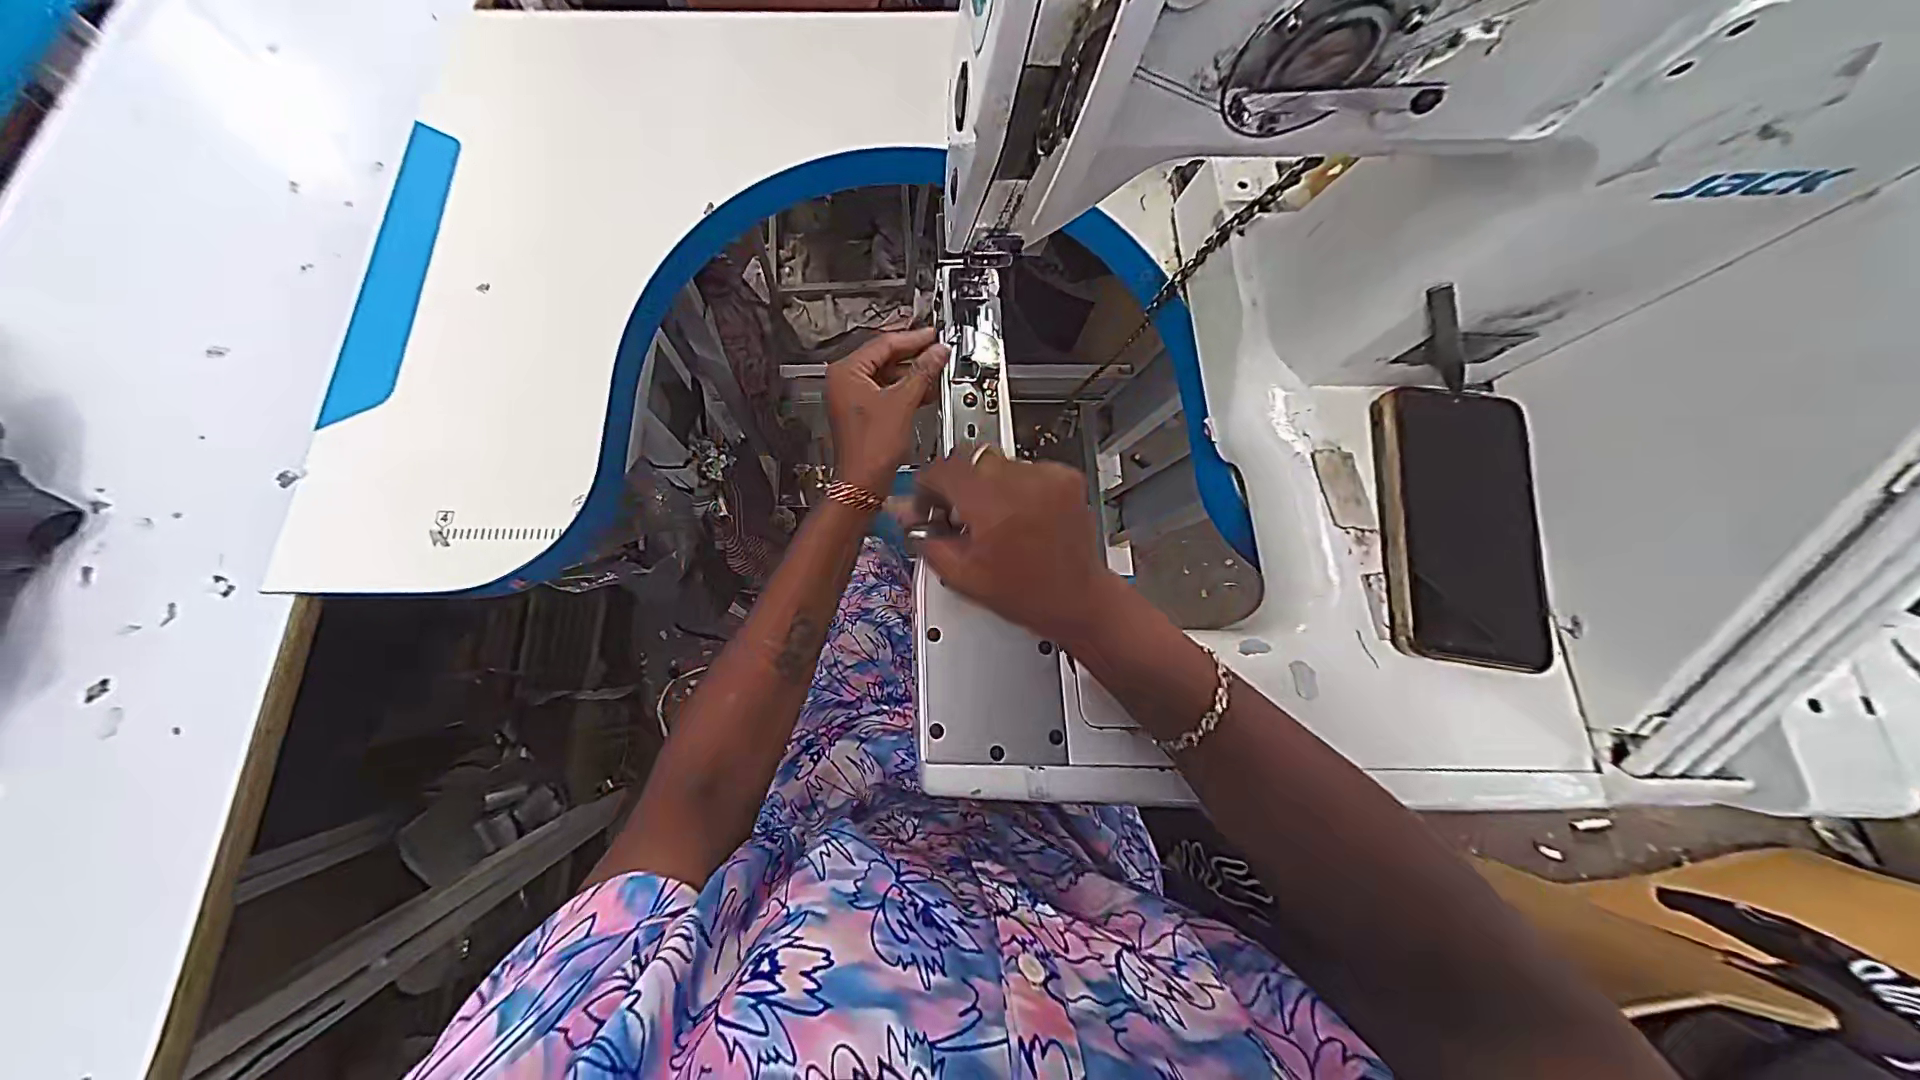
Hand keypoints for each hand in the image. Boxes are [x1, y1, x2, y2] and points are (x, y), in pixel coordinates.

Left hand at [826, 328, 948, 496]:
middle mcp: (844, 381)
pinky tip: (924, 390)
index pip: (883, 343)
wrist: (864, 482)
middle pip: (884, 357)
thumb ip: (922, 372)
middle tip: (937, 351)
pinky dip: (906, 390)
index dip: (912, 339)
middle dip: (913, 356)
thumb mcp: (902, 402)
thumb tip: (937, 352)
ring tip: (935, 371)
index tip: (932, 335)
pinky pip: (886, 391)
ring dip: (912, 374)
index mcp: (845, 372)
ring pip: (887, 375)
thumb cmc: (870, 448)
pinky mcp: (863, 412)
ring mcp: (852, 397)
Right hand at [908, 446, 1123, 647]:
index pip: (943, 469)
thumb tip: (905, 513)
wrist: (1077, 599)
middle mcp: (1022, 483)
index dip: (928, 486)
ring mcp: (1047, 478)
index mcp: (993, 505)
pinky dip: (1016, 486)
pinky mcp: (1065, 478)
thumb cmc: (1028, 594)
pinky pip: (1026, 468)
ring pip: (997, 463)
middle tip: (960, 517)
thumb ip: (927, 538)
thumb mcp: (963, 574)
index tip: (928, 502)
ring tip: (994, 520)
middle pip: (970, 461)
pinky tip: (1018, 515)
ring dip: (987, 485)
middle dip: (958, 485)